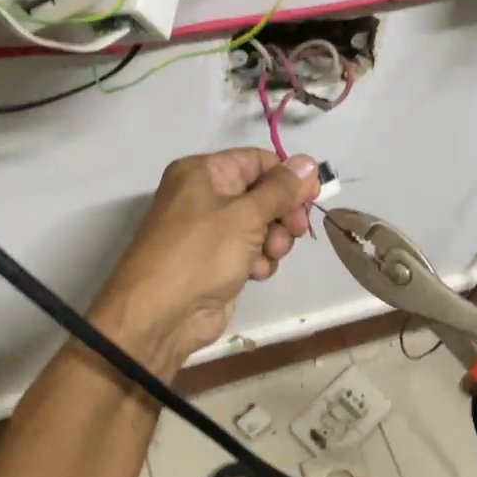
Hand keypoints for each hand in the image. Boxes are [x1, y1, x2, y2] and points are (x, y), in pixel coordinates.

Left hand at [94, 149, 320, 370]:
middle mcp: (206, 196)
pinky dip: (259, 261)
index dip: (288, 177)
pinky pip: (252, 251)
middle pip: (263, 194)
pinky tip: (254, 273)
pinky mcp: (218, 261)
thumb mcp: (246, 215)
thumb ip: (281, 189)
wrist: (162, 315)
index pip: (257, 161)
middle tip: (297, 230)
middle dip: (283, 213)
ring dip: (274, 241)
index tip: (314, 196)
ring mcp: (212, 231)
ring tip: (267, 256)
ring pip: (262, 225)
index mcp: (203, 173)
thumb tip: (309, 162)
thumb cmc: (200, 253)